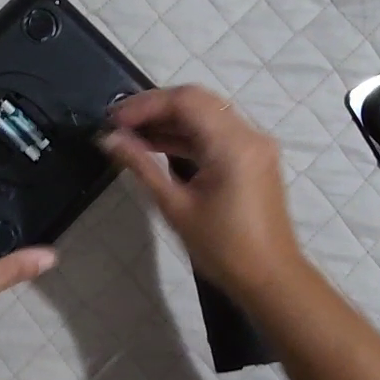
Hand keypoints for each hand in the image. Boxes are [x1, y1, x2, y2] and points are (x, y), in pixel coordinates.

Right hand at [99, 85, 306, 299]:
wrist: (271, 279)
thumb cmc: (222, 248)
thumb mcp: (175, 206)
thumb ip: (141, 165)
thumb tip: (109, 140)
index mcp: (232, 144)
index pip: (185, 101)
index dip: (145, 105)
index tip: (113, 120)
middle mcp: (248, 134)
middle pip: (197, 100)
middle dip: (156, 107)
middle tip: (119, 124)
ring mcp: (254, 144)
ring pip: (206, 113)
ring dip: (170, 120)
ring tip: (131, 135)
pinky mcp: (253, 157)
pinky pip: (216, 132)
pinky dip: (187, 134)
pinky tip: (157, 145)